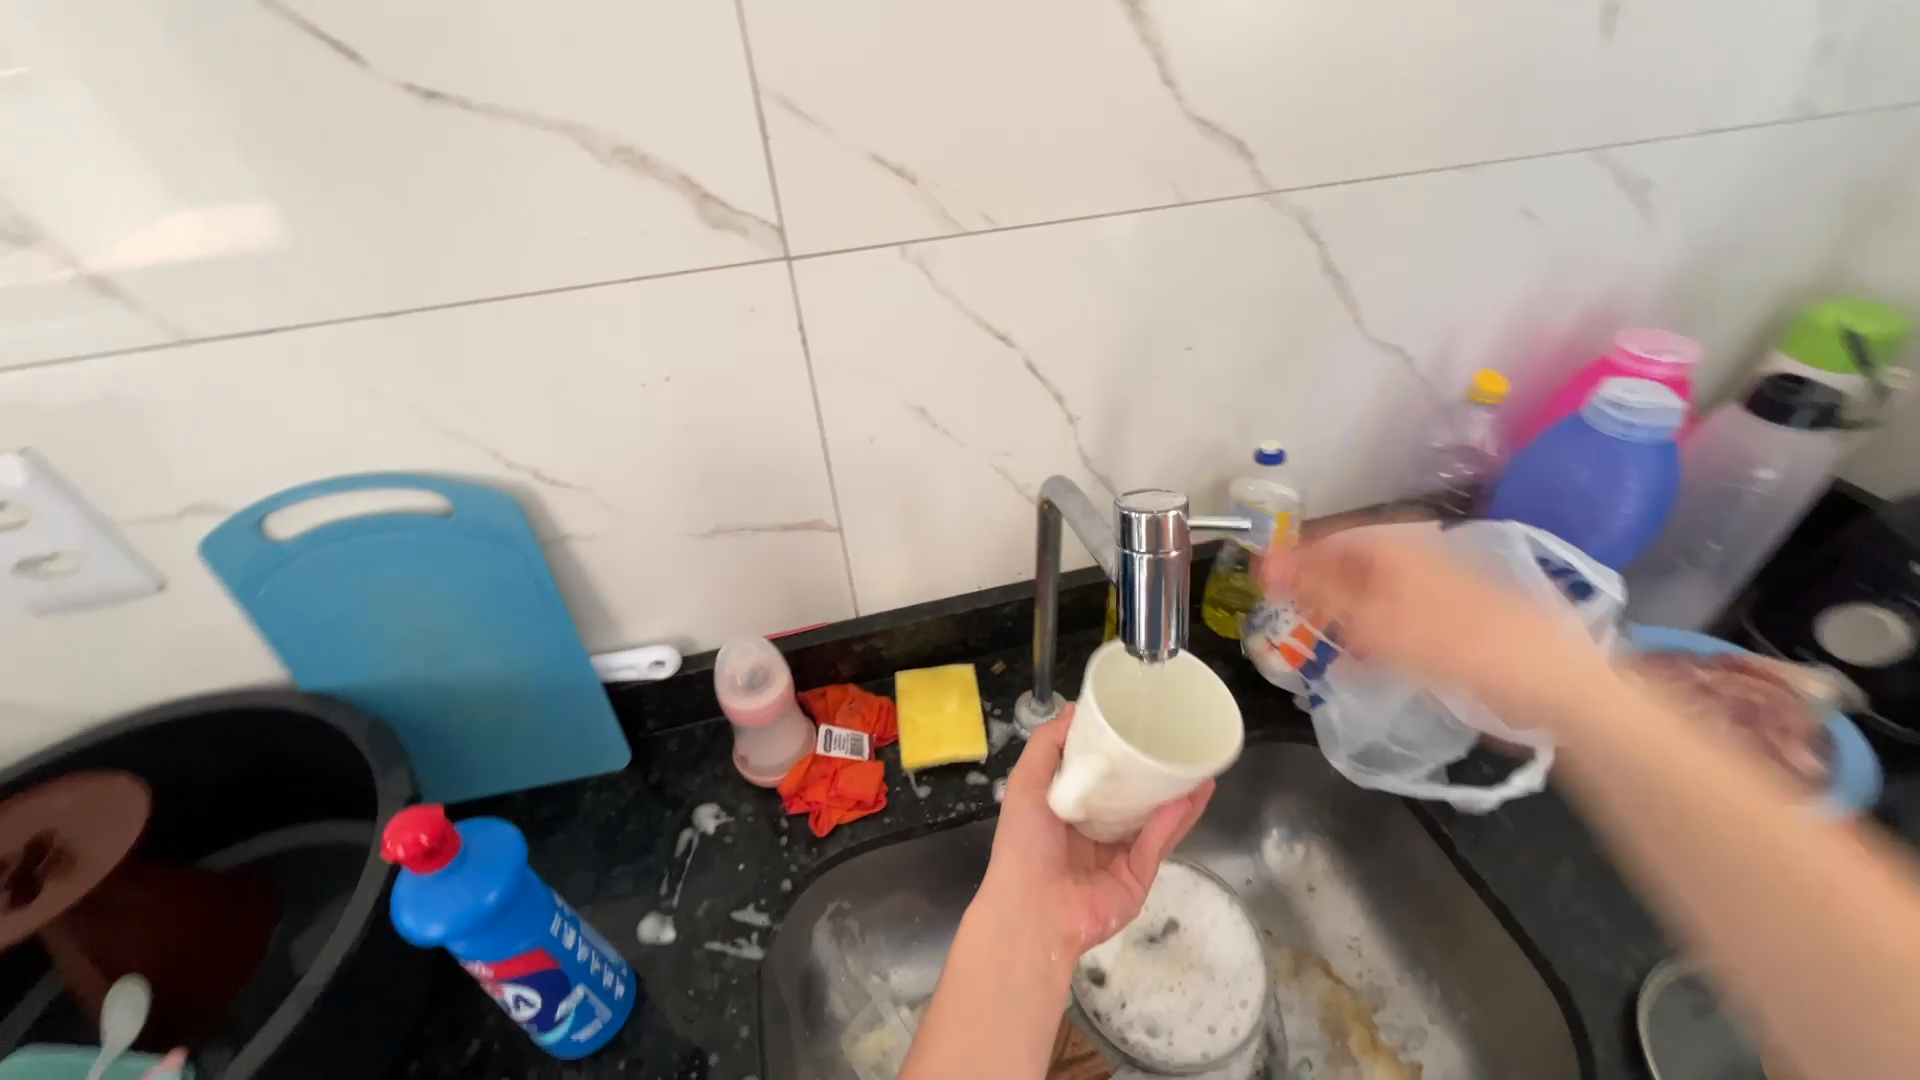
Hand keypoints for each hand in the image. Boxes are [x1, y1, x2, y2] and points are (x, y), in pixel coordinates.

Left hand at [979, 706, 1213, 954]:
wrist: (1032, 910)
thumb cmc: (1024, 843)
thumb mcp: (1026, 783)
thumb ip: (1047, 745)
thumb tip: (1073, 710)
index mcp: (1066, 810)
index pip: (1096, 775)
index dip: (1114, 751)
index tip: (1134, 723)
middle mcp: (1094, 831)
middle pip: (1131, 797)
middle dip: (1152, 773)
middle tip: (1176, 745)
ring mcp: (1118, 855)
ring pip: (1152, 819)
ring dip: (1176, 795)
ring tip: (1200, 768)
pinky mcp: (1137, 877)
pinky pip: (1158, 843)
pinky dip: (1174, 820)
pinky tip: (1191, 796)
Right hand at [1264, 529, 1611, 722]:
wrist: (1543, 677)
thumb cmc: (1450, 642)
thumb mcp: (1371, 617)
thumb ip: (1315, 589)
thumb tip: (1267, 565)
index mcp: (1389, 545)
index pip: (1322, 541)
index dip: (1289, 563)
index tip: (1263, 589)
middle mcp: (1408, 556)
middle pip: (1343, 566)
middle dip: (1313, 592)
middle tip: (1288, 620)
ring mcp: (1429, 584)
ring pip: (1365, 593)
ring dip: (1340, 617)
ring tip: (1321, 643)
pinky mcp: (1446, 614)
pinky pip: (1390, 616)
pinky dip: (1369, 633)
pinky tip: (1362, 657)